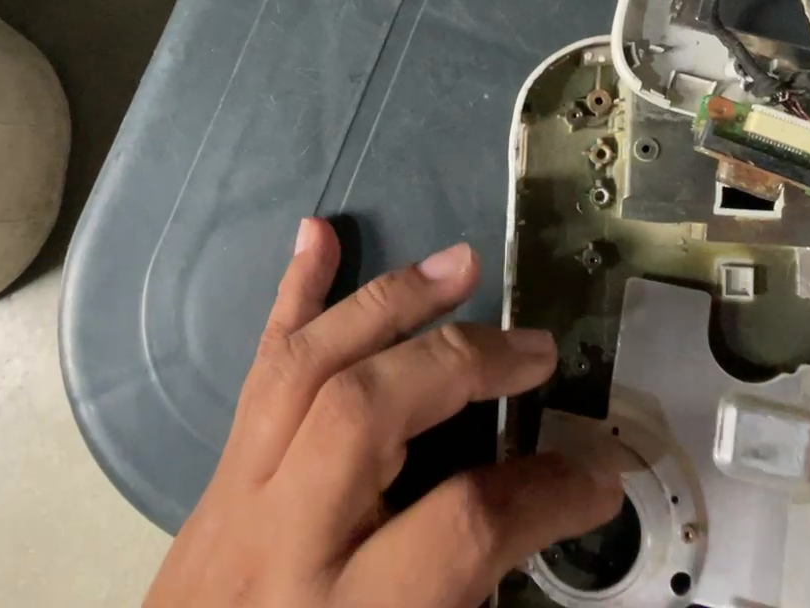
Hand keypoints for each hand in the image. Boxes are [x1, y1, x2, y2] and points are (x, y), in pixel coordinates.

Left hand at [146, 219, 623, 607]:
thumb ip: (471, 580)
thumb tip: (552, 503)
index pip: (459, 525)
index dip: (544, 492)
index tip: (596, 475)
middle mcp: (279, 542)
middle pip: (367, 410)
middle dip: (463, 360)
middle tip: (534, 347)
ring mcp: (234, 498)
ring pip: (306, 368)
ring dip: (390, 302)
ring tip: (459, 263)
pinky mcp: (213, 475)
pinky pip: (256, 370)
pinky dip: (292, 296)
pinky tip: (316, 235)